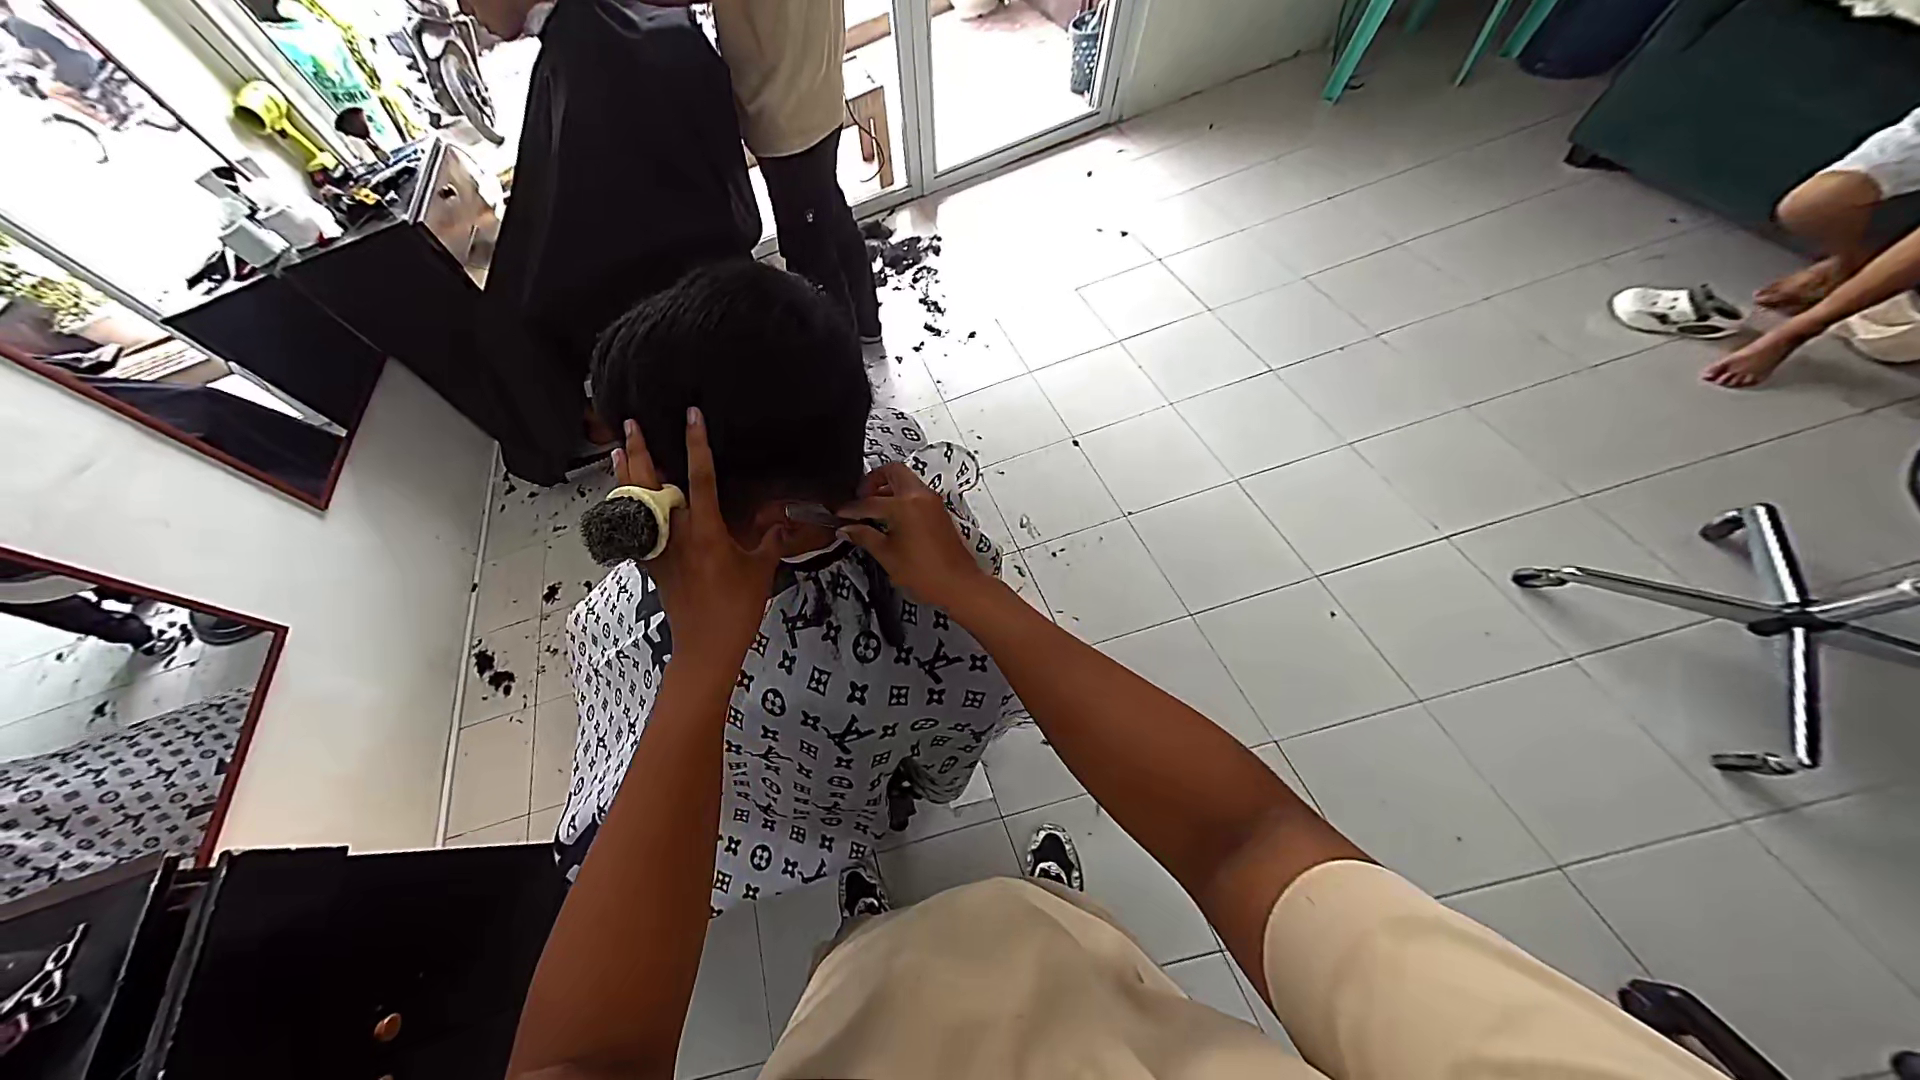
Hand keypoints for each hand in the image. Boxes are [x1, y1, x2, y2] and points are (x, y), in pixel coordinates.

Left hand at [612, 409, 784, 671]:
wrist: (706, 644)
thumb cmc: (737, 607)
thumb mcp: (762, 570)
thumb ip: (771, 540)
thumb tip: (781, 521)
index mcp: (706, 530)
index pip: (701, 477)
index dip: (697, 444)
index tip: (692, 416)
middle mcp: (676, 533)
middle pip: (652, 484)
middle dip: (642, 451)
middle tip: (632, 423)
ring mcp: (658, 548)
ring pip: (635, 504)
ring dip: (625, 474)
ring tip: (619, 449)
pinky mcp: (650, 563)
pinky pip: (633, 528)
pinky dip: (625, 509)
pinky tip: (622, 499)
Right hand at [836, 463, 995, 610]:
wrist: (958, 585)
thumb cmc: (925, 573)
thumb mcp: (887, 555)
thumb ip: (864, 536)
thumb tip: (849, 529)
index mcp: (904, 505)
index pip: (869, 501)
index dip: (851, 508)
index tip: (841, 514)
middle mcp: (920, 496)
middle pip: (893, 472)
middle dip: (873, 481)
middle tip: (859, 498)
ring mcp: (933, 502)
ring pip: (907, 481)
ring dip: (888, 488)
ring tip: (872, 509)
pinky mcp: (940, 511)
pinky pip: (917, 494)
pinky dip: (902, 498)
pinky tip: (890, 518)